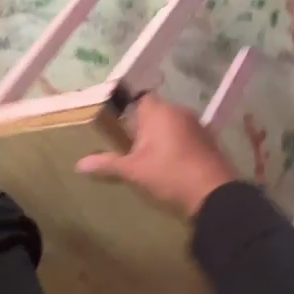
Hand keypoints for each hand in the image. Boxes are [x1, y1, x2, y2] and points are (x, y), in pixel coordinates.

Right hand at [76, 94, 240, 219]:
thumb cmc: (169, 176)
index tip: (120, 128)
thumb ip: (107, 164)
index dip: (129, 110)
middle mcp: (178, 110)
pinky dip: (178, 145)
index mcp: (158, 111)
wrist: (214, 195)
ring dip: (163, 136)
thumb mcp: (133, 172)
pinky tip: (173, 165)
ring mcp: (197, 124)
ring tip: (151, 159)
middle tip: (132, 148)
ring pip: (173, 124)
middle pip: (156, 112)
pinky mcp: (209, 140)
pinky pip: (187, 136)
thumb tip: (78, 164)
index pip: (140, 98)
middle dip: (145, 127)